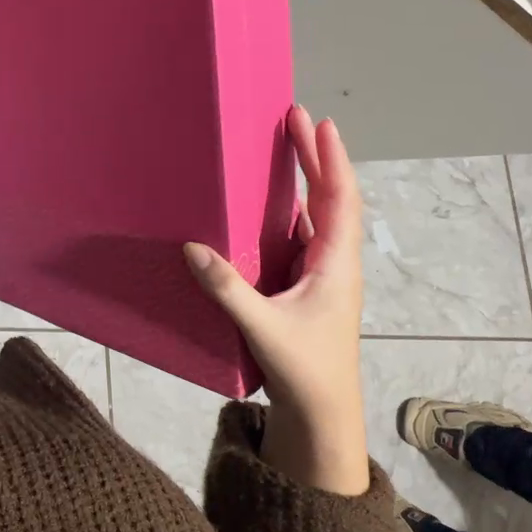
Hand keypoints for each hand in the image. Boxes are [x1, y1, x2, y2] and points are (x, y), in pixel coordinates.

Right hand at [184, 105, 369, 495]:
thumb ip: (228, 289)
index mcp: (335, 265)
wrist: (323, 414)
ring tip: (284, 146)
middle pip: (331, 197)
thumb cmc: (304, 369)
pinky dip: (290, 205)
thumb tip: (191, 246)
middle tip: (296, 117)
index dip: (331, 161)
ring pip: (318, 214)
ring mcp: (322, 273)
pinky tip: (268, 201)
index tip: (321, 124)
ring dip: (305, 178)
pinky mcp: (306, 284)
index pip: (339, 200)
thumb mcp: (264, 327)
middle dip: (315, 156)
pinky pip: (301, 232)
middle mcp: (333, 262)